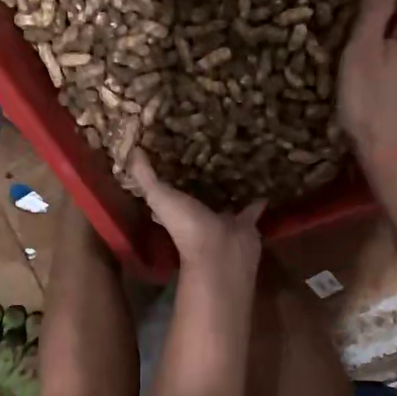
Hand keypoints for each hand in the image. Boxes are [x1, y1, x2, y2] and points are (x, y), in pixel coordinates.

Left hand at [130, 151, 263, 277]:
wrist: (222, 254)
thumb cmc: (187, 226)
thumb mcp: (160, 197)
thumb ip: (146, 177)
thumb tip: (133, 151)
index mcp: (175, 207)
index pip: (169, 186)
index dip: (169, 169)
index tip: (174, 143)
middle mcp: (198, 212)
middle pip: (199, 189)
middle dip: (203, 172)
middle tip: (209, 141)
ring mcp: (223, 217)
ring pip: (226, 195)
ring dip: (230, 180)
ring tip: (236, 152)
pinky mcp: (246, 221)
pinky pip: (253, 204)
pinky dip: (258, 194)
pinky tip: (263, 173)